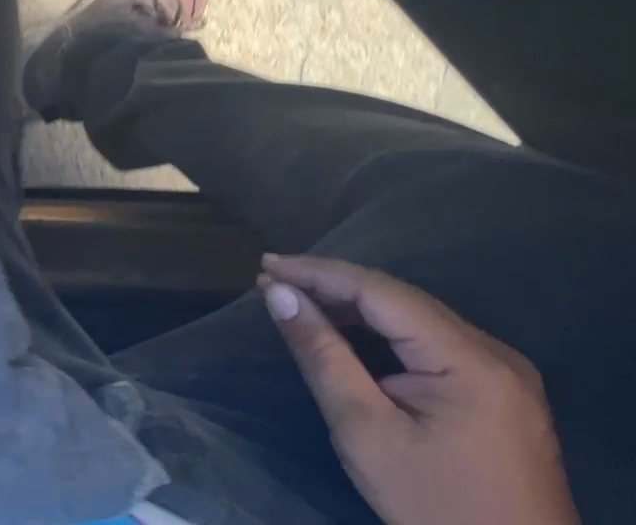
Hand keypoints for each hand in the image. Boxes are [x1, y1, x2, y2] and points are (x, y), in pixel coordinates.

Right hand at [260, 254, 577, 524]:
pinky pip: (429, 336)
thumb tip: (278, 292)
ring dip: (353, 302)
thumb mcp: (362, 427)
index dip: (318, 272)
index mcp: (470, 361)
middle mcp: (494, 354)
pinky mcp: (498, 388)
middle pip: (399, 298)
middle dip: (332, 282)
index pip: (380, 292)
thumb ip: (321, 353)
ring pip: (413, 314)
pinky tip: (345, 326)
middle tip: (272, 278)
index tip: (264, 266)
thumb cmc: (432, 500)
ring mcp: (502, 371)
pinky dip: (380, 325)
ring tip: (296, 297)